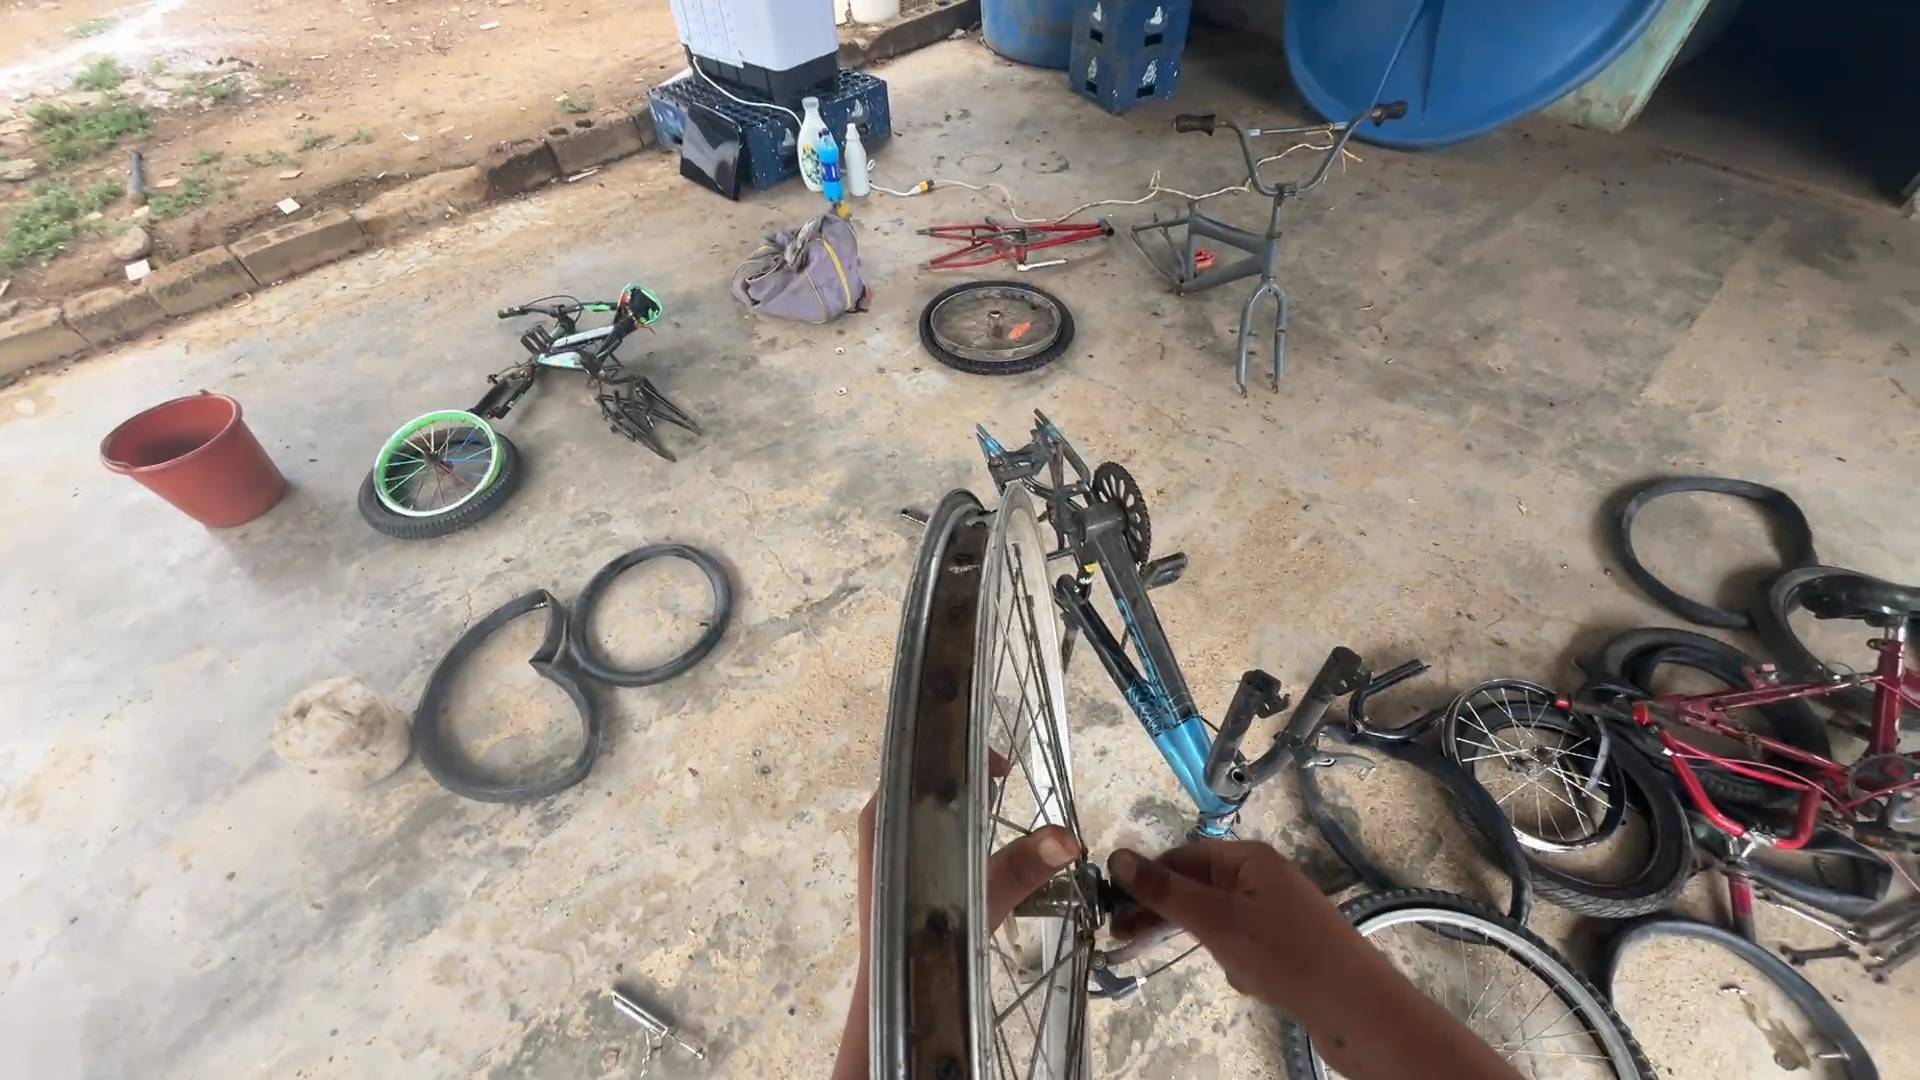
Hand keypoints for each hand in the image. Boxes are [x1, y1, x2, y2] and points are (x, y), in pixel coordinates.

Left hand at [855, 756, 1081, 955]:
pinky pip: (923, 820)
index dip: (965, 755)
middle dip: (968, 777)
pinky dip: (951, 818)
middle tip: (1001, 788)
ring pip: (926, 800)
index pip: (924, 761)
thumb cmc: (937, 939)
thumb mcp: (984, 896)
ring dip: (961, 798)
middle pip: (927, 778)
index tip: (1002, 769)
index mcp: (888, 813)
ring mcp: (883, 839)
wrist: (904, 992)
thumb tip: (1066, 837)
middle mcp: (880, 818)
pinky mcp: (890, 859)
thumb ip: (1023, 865)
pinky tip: (976, 832)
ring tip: (993, 805)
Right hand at [1106, 841, 1348, 1012]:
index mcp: (1247, 858)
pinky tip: (1240, 977)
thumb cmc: (1286, 957)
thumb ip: (1164, 890)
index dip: (1147, 878)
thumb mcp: (1217, 921)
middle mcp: (1262, 877)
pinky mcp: (1290, 945)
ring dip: (1198, 934)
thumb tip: (1116, 856)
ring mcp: (1278, 911)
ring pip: (1218, 915)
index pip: (1182, 857)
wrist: (1366, 1016)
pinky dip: (1230, 954)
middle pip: (1197, 884)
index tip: (1115, 907)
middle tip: (1122, 936)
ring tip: (1181, 958)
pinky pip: (1243, 939)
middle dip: (1163, 910)